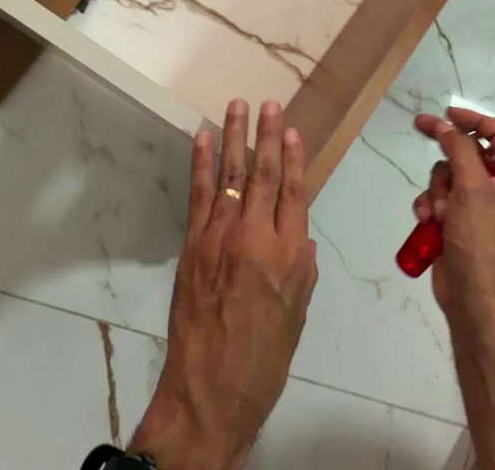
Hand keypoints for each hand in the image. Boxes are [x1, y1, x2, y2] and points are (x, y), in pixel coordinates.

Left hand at [131, 100, 318, 469]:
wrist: (211, 389)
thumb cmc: (265, 356)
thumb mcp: (299, 312)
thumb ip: (301, 267)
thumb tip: (299, 234)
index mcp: (290, 254)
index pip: (294, 192)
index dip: (294, 158)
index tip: (294, 130)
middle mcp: (256, 237)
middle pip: (264, 175)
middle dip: (268, 136)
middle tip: (270, 104)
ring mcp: (220, 238)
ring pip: (232, 176)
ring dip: (236, 137)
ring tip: (238, 106)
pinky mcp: (193, 245)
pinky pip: (199, 195)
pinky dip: (202, 164)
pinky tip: (204, 138)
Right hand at [411, 104, 494, 317]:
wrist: (473, 297)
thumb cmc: (481, 239)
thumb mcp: (471, 187)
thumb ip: (459, 148)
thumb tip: (446, 124)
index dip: (474, 119)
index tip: (448, 112)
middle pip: (467, 154)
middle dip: (448, 163)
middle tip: (421, 127)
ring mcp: (477, 207)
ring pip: (448, 177)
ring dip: (437, 191)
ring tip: (439, 213)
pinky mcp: (458, 223)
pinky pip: (439, 199)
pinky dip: (431, 207)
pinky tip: (429, 222)